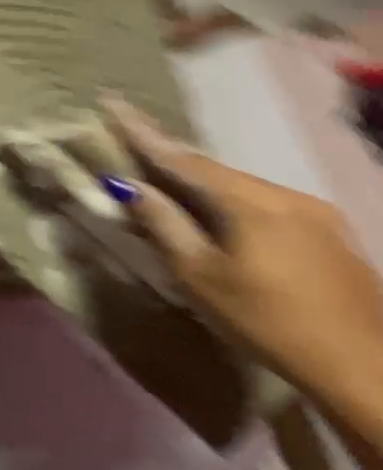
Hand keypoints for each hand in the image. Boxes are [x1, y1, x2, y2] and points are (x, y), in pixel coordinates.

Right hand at [103, 96, 382, 397]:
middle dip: (169, 158)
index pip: (185, 160)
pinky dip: (225, 203)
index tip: (111, 102)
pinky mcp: (328, 236)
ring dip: (197, 184)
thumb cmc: (265, 320)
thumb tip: (130, 186)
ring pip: (240, 188)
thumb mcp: (198, 274)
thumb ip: (163, 223)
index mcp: (254, 204)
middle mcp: (289, 198)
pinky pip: (262, 205)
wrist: (363, 367)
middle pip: (215, 171)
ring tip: (160, 184)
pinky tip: (210, 215)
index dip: (143, 133)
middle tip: (127, 142)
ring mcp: (316, 216)